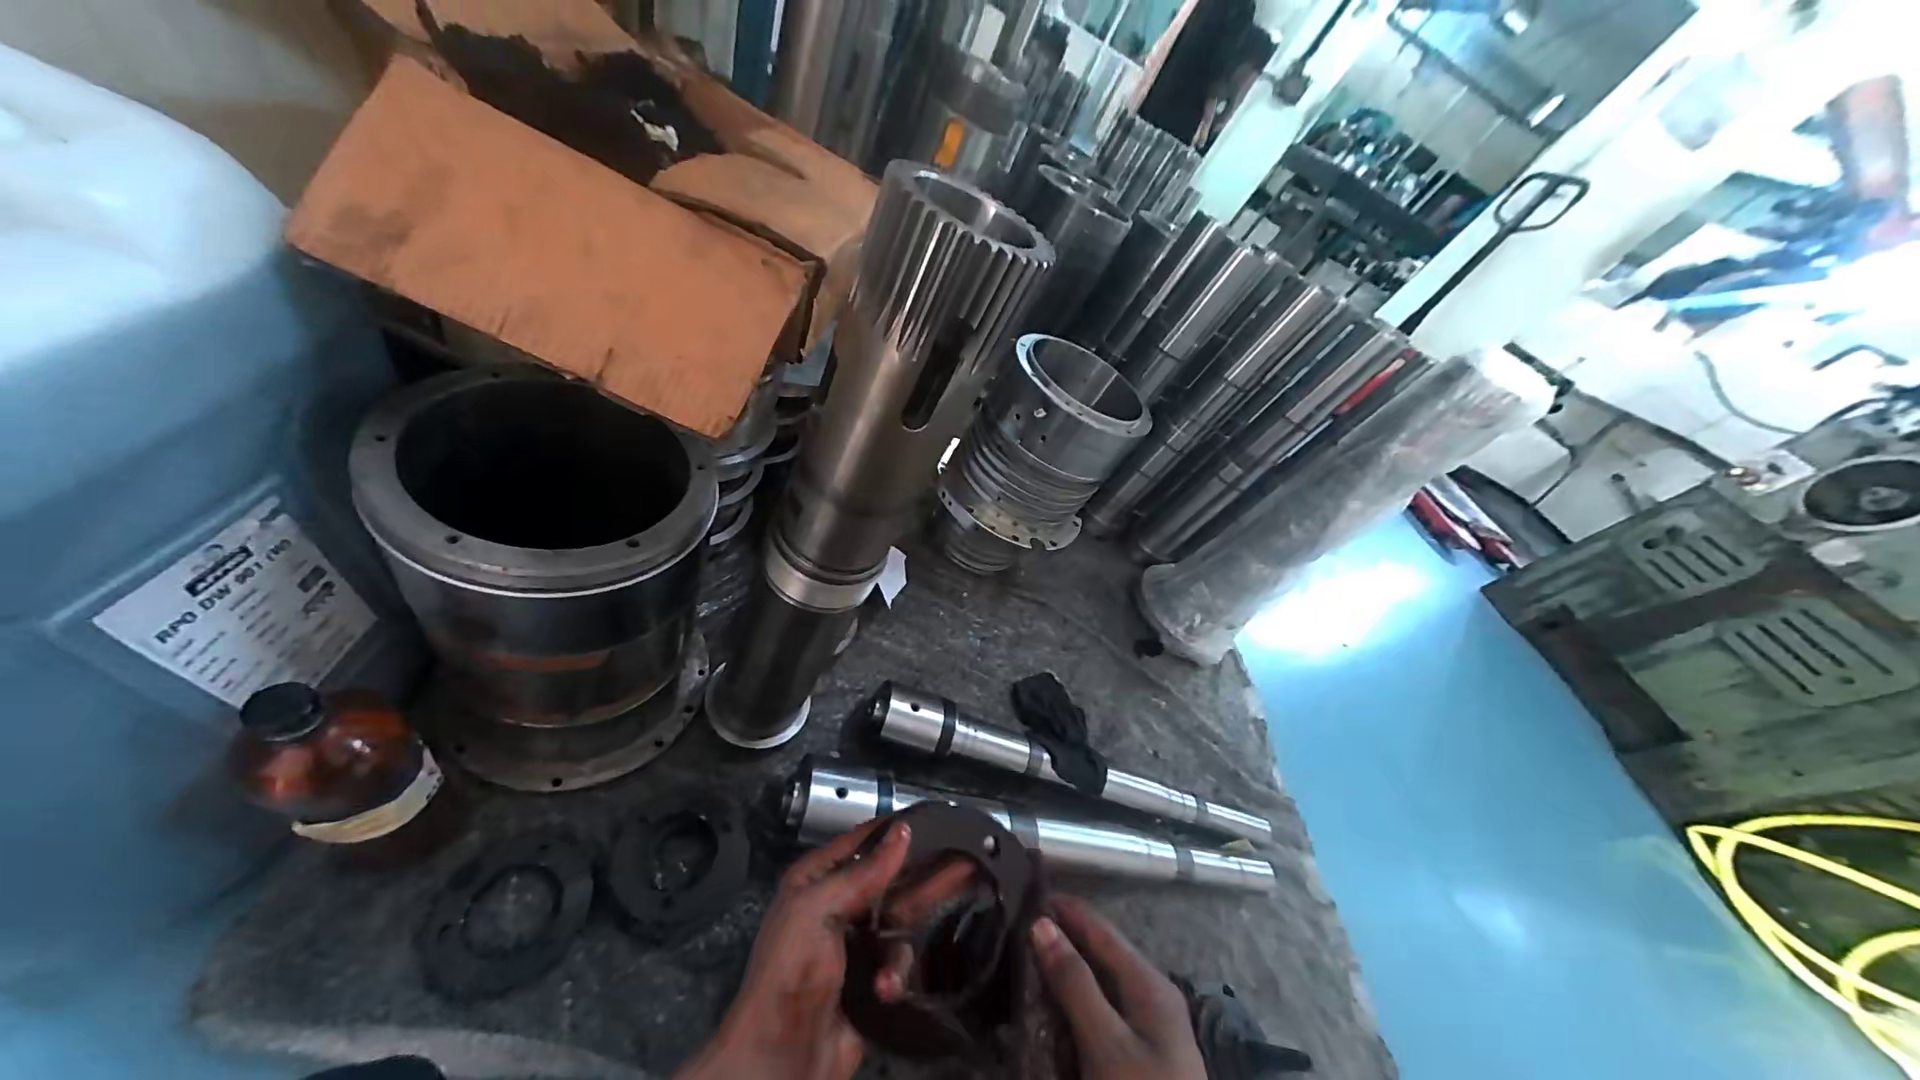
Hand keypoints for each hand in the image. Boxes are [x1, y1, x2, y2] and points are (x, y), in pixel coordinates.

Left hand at [675, 818, 911, 1079]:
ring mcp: (856, 943)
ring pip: (901, 922)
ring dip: (900, 944)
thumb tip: (902, 832)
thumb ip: (864, 871)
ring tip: (893, 965)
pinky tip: (884, 989)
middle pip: (891, 881)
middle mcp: (838, 906)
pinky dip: (896, 975)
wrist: (783, 1054)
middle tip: (962, 864)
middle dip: (922, 878)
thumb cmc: (790, 971)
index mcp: (817, 881)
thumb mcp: (819, 908)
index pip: (860, 842)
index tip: (930, 823)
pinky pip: (900, 961)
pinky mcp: (872, 977)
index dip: (892, 833)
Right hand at [1030, 895, 1204, 1079]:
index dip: (1064, 908)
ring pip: (1099, 981)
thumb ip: (1075, 983)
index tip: (1025, 894)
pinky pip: (1101, 1011)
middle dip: (1061, 937)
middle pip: (1100, 951)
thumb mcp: (1105, 1043)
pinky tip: (1050, 1007)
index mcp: (1148, 983)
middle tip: (1016, 929)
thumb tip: (1042, 923)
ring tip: (1025, 962)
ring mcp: (1147, 1025)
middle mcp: (1150, 994)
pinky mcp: (1138, 1052)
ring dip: (1065, 970)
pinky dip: (1073, 1002)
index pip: (1100, 927)